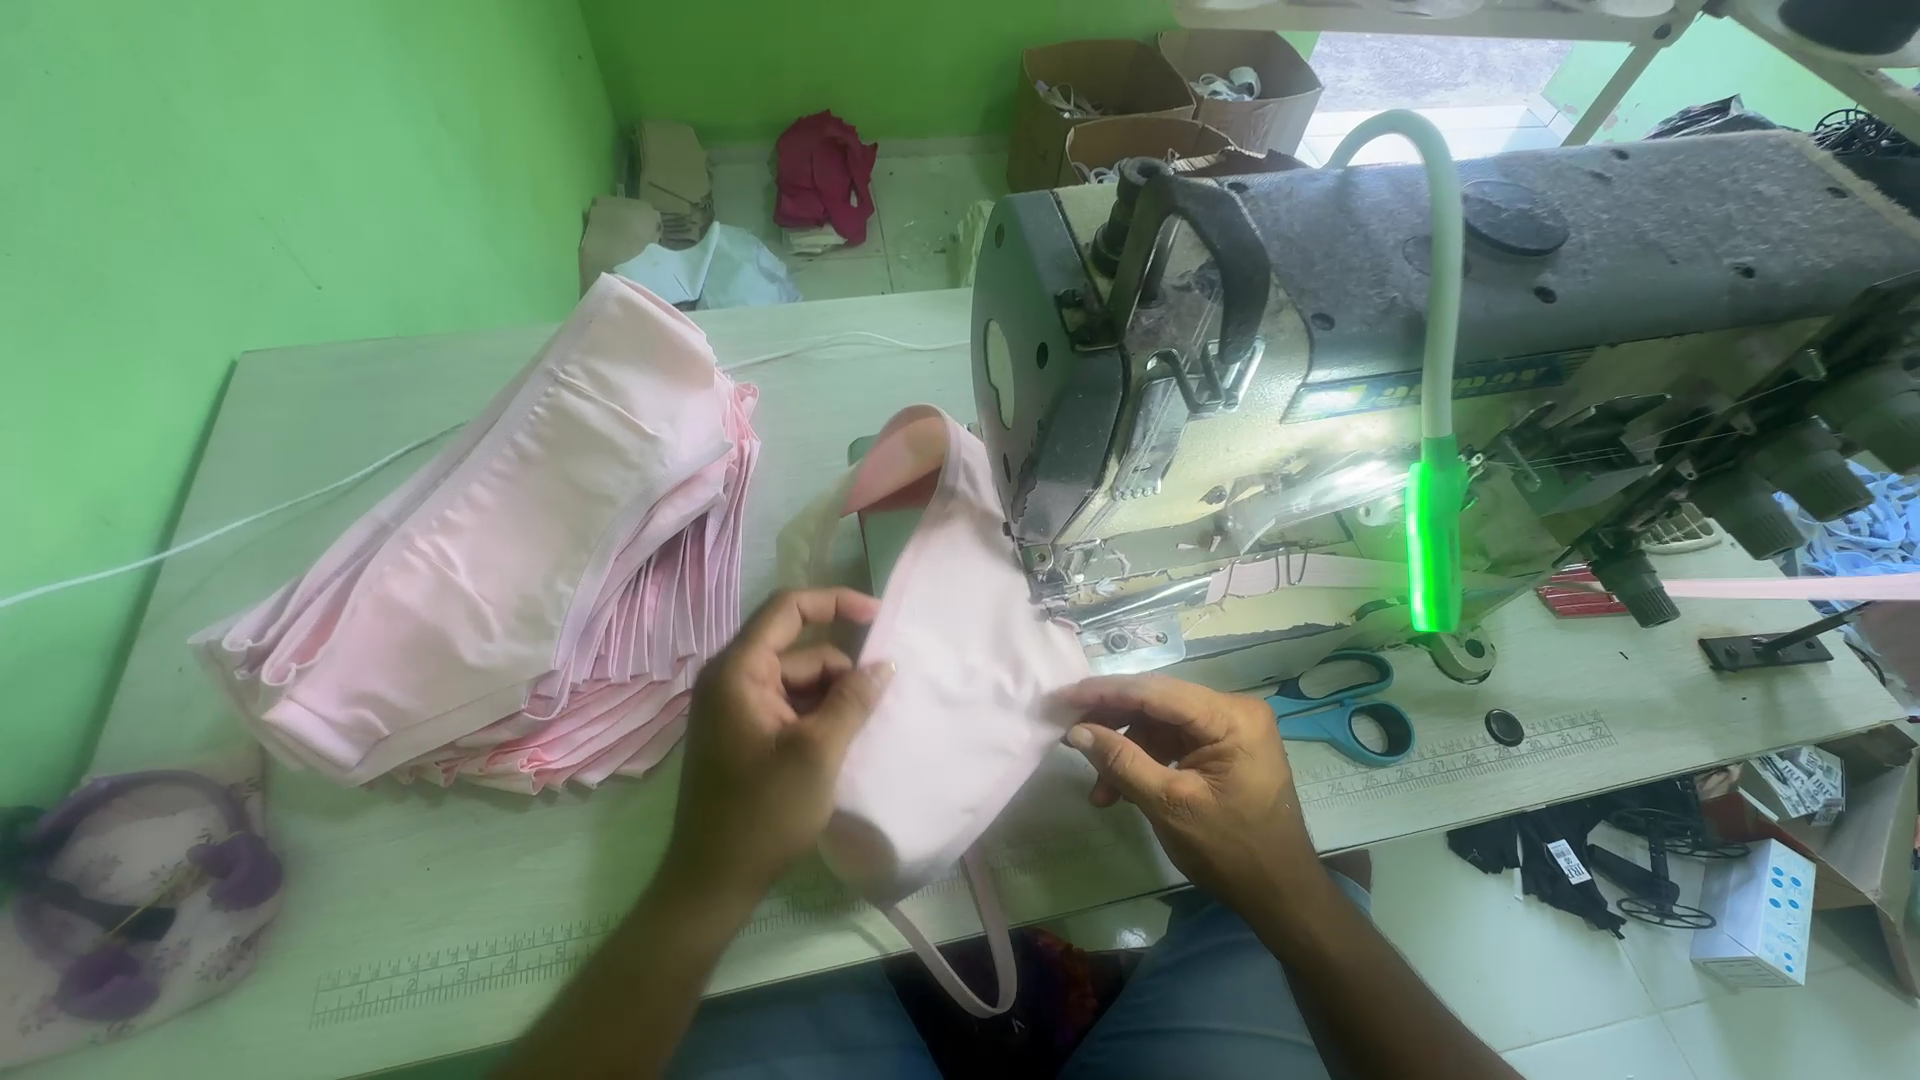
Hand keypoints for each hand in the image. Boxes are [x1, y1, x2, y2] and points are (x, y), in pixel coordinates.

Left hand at [661, 588, 891, 902]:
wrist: (712, 882)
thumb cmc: (763, 813)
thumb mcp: (818, 752)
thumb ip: (853, 700)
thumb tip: (884, 664)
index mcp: (738, 672)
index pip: (787, 609)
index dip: (835, 602)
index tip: (878, 616)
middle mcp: (731, 681)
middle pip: (798, 650)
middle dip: (841, 670)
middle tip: (878, 702)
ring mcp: (735, 710)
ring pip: (798, 682)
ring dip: (833, 697)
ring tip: (863, 730)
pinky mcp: (743, 736)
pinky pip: (788, 708)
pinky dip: (818, 716)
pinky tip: (842, 743)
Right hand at [1062, 674, 1316, 912]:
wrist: (1279, 895)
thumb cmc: (1231, 852)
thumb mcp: (1169, 806)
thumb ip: (1122, 762)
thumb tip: (1075, 730)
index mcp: (1231, 717)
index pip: (1156, 692)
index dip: (1104, 693)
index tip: (1061, 698)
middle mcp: (1233, 710)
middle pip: (1156, 702)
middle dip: (1110, 722)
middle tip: (1067, 735)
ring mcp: (1229, 728)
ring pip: (1158, 723)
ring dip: (1124, 751)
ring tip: (1098, 791)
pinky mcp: (1221, 747)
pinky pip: (1171, 741)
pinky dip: (1143, 761)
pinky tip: (1119, 790)